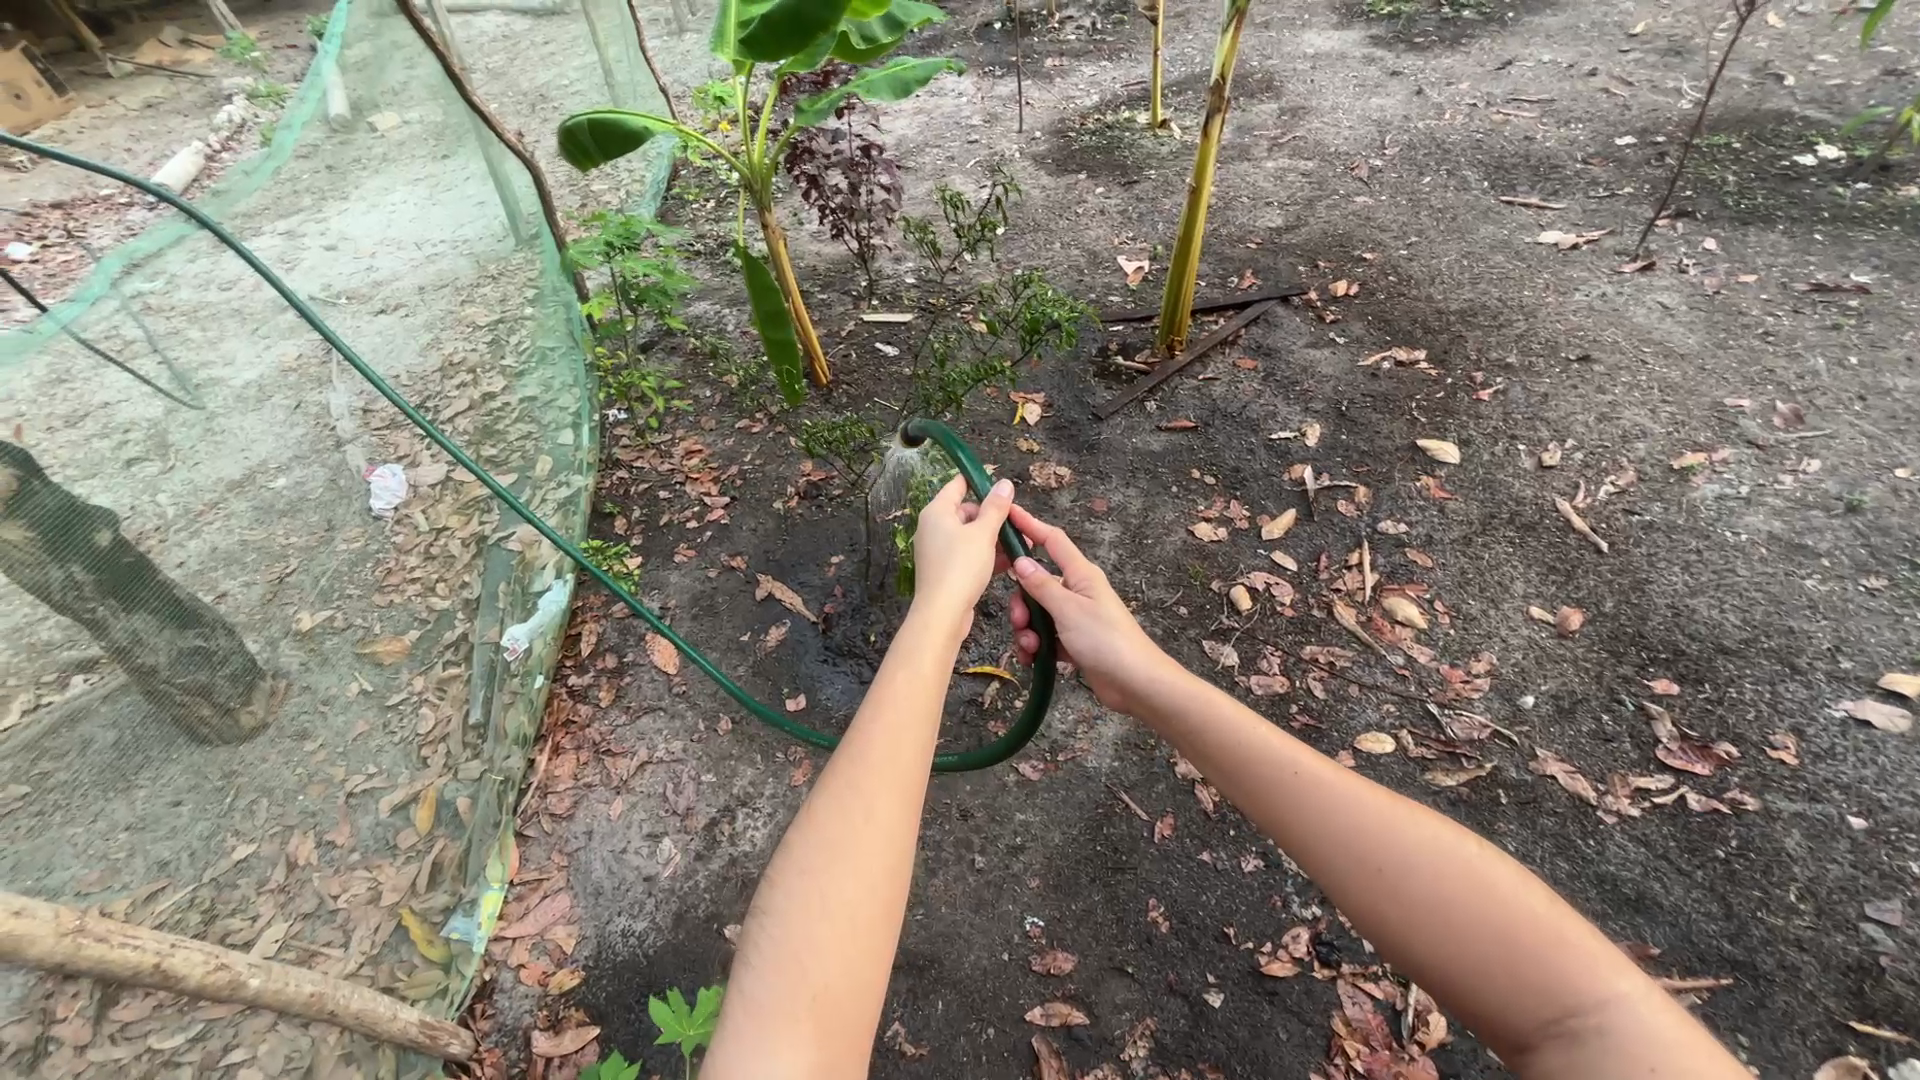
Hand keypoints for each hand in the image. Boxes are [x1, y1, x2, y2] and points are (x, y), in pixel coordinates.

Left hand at [910, 475, 1016, 633]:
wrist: (943, 613)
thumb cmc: (961, 567)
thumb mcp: (983, 533)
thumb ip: (996, 507)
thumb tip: (1004, 483)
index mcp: (937, 511)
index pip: (957, 485)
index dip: (979, 481)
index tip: (1002, 486)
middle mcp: (933, 527)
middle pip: (967, 512)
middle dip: (993, 517)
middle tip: (1018, 523)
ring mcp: (938, 550)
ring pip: (970, 536)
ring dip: (994, 538)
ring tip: (1021, 544)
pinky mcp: (945, 570)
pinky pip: (968, 555)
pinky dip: (986, 555)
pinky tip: (1009, 562)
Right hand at [1004, 504, 1177, 714]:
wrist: (1136, 684)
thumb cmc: (1107, 641)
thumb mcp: (1068, 610)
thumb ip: (1042, 586)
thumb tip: (1020, 562)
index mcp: (1081, 574)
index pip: (1051, 541)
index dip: (1030, 526)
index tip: (1008, 514)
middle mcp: (1077, 591)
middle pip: (1036, 584)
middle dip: (1022, 604)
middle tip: (1021, 622)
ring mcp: (1075, 617)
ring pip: (1038, 614)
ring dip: (1027, 630)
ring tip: (1032, 647)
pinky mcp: (1073, 641)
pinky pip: (1045, 637)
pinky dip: (1036, 647)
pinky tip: (1033, 660)